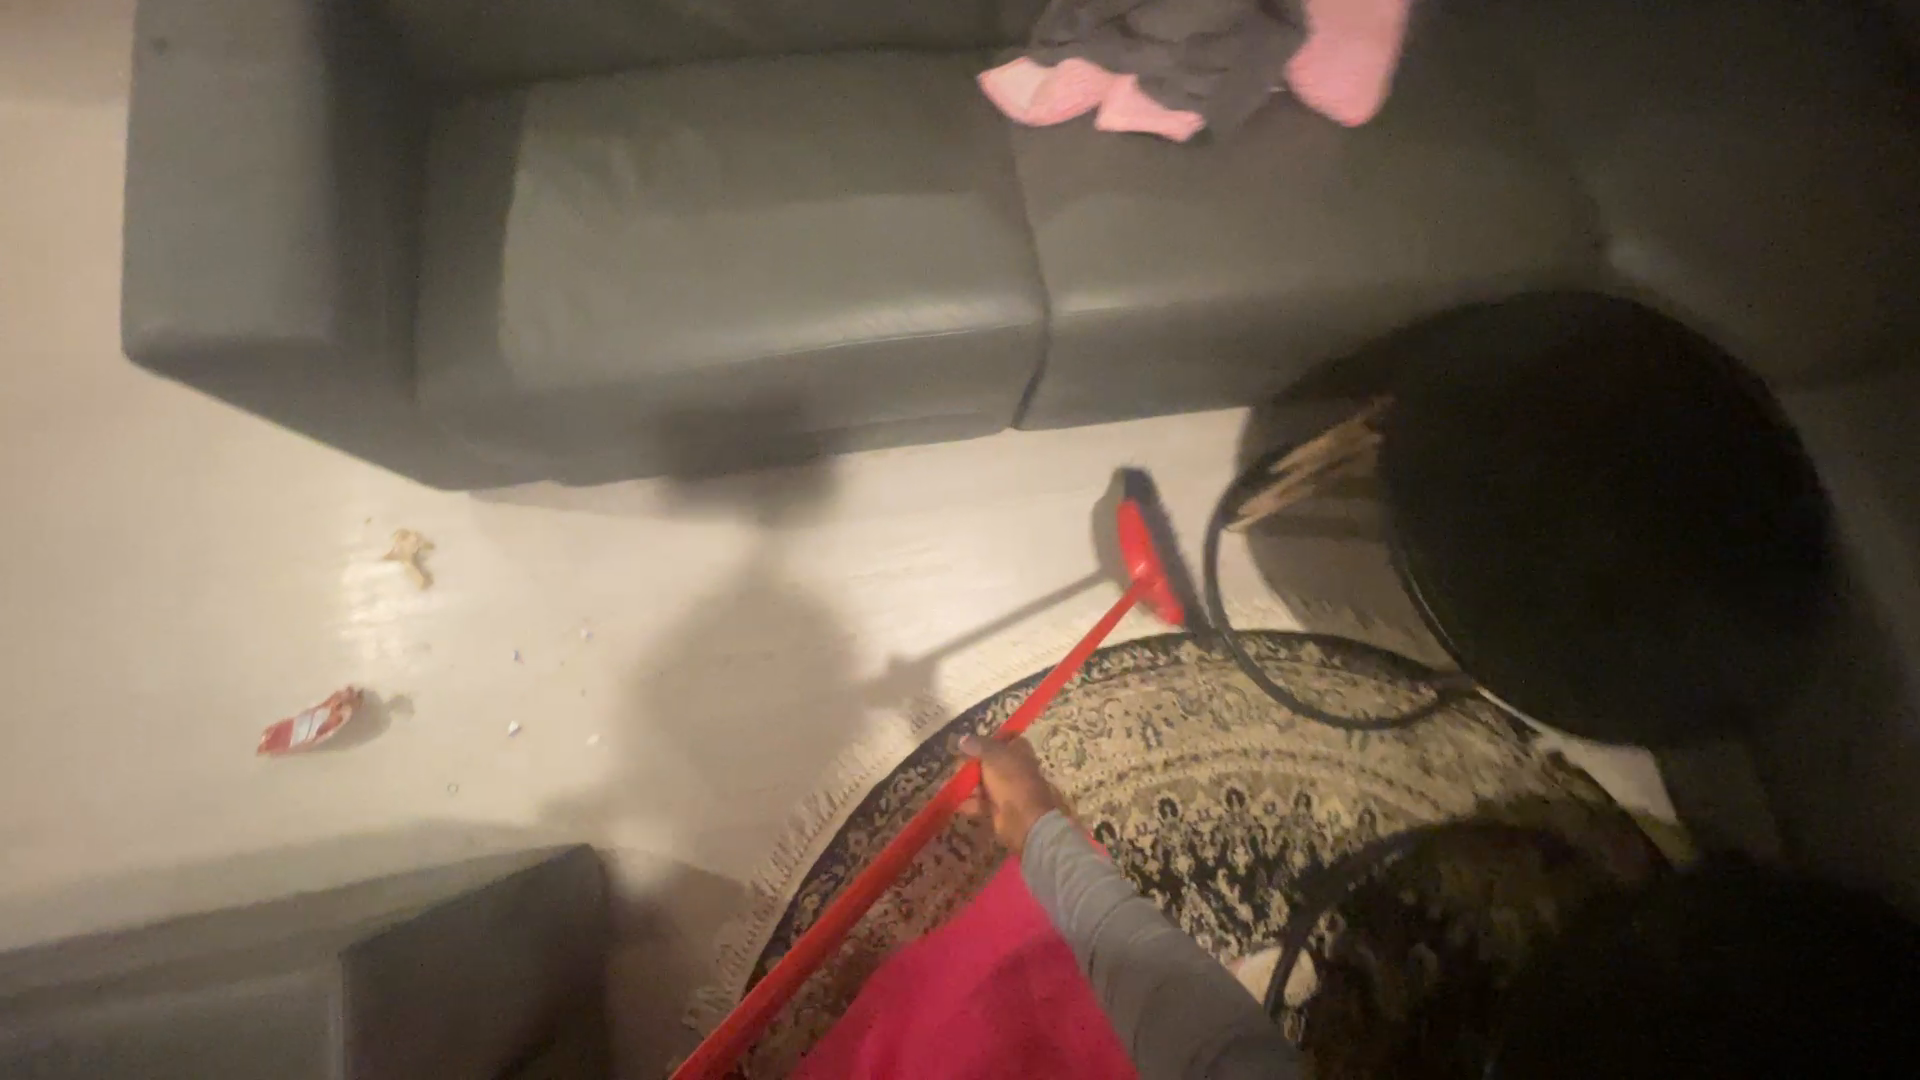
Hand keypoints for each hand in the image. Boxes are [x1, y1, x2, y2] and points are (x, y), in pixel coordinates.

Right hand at [955, 734, 1068, 854]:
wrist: (1023, 817)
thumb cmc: (1010, 778)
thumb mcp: (992, 755)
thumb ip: (977, 745)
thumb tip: (962, 739)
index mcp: (1019, 750)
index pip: (1006, 738)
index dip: (991, 739)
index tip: (972, 742)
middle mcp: (1014, 767)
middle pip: (991, 761)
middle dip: (972, 764)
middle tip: (956, 766)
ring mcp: (1007, 788)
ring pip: (984, 782)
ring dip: (968, 783)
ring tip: (950, 784)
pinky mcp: (999, 807)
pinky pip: (981, 801)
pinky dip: (969, 802)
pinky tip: (954, 801)